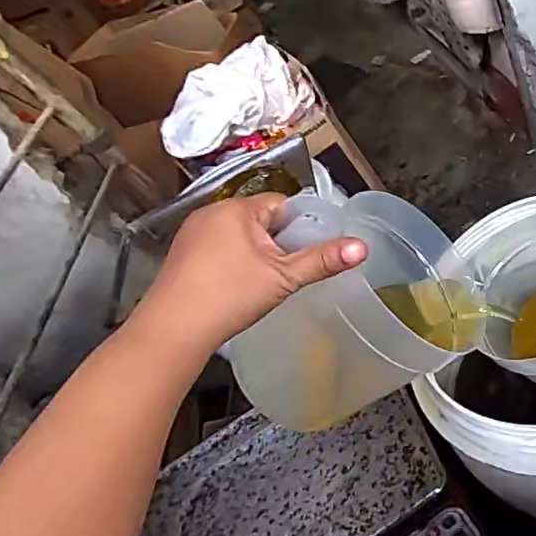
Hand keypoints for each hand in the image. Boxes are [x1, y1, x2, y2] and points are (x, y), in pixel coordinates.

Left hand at [131, 194, 364, 350]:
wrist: (172, 330)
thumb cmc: (230, 296)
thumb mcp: (285, 277)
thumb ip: (324, 260)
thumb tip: (362, 247)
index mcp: (238, 208)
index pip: (283, 204)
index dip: (301, 226)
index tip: (309, 252)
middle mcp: (211, 212)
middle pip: (262, 219)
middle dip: (278, 241)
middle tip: (289, 271)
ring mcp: (192, 233)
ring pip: (240, 235)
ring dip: (256, 252)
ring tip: (266, 281)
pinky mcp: (181, 254)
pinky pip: (219, 248)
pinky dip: (233, 262)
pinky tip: (238, 287)